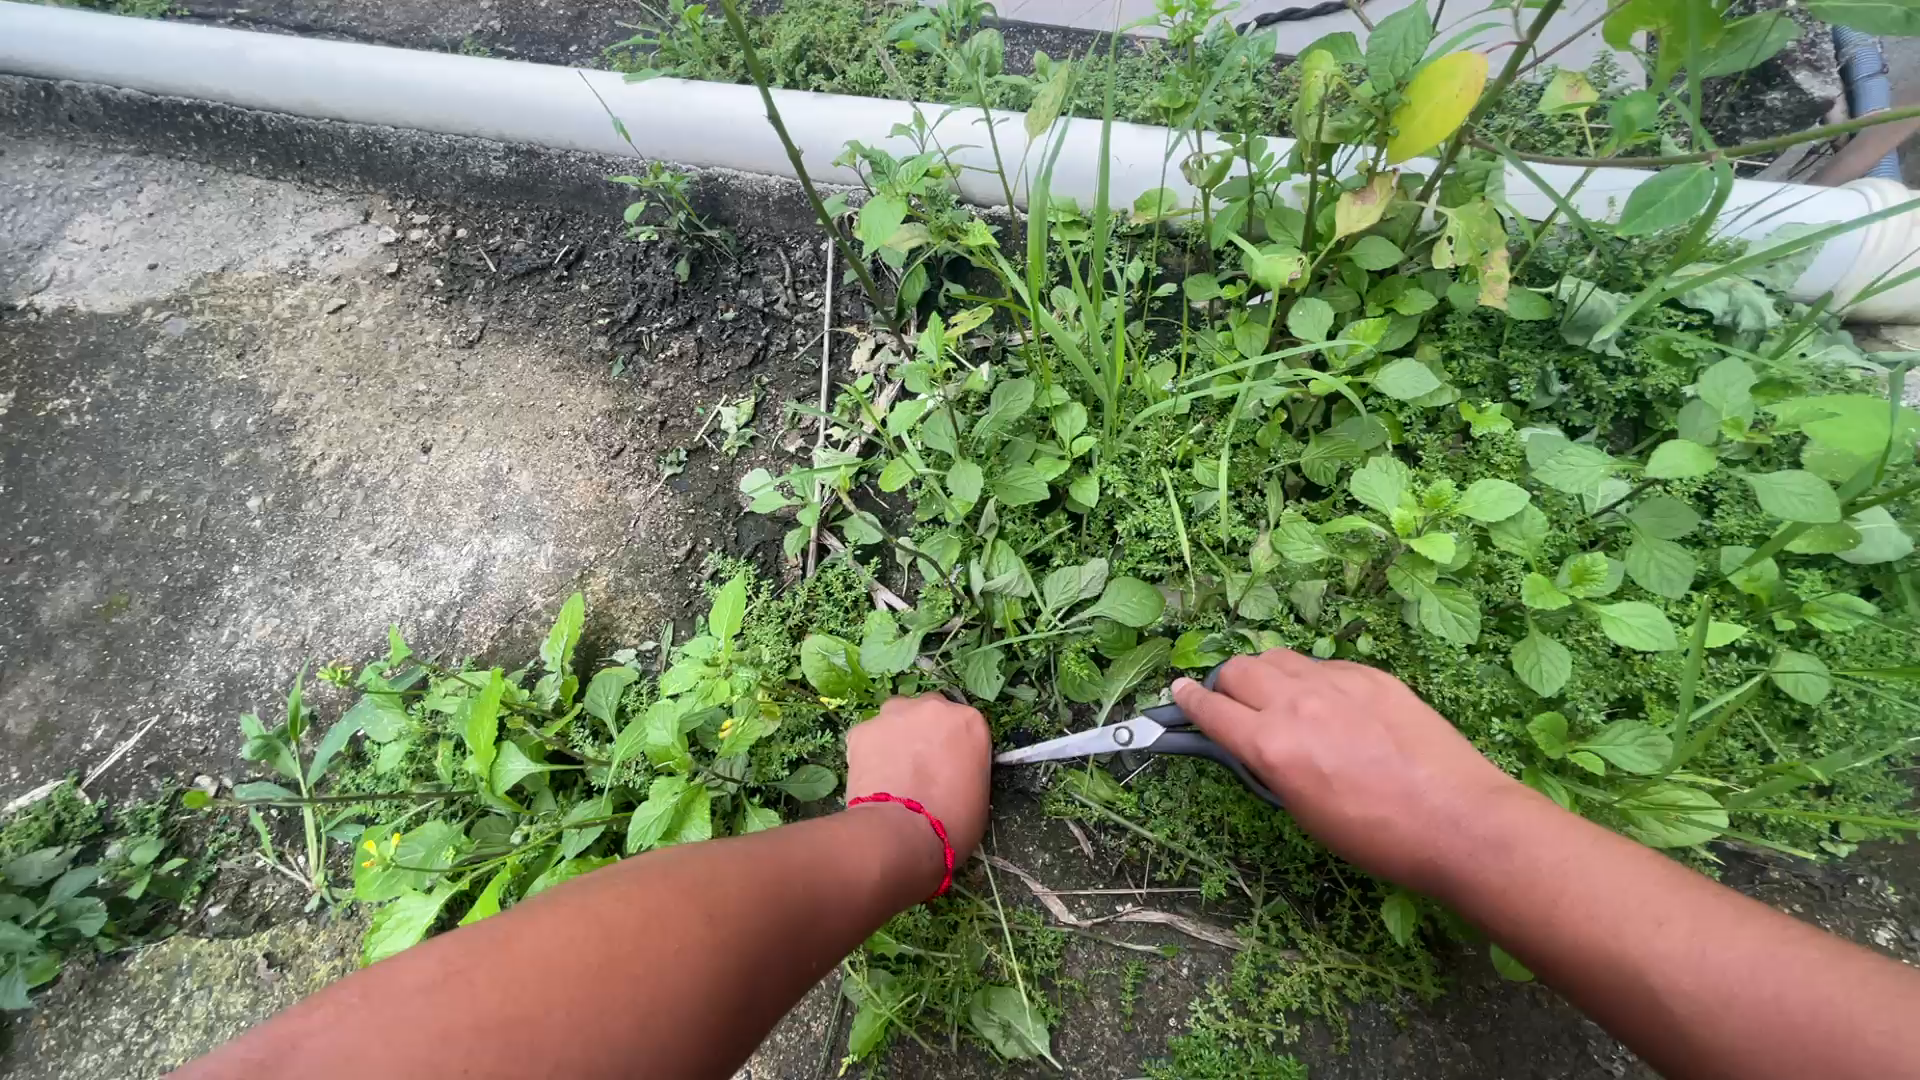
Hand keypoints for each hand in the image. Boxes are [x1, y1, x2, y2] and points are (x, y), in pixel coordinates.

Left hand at [845, 695, 991, 866]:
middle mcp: (933, 707)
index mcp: (970, 721)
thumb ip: (968, 769)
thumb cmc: (952, 824)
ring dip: (898, 735)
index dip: (955, 747)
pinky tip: (872, 779)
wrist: (900, 834)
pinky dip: (870, 753)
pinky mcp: (863, 729)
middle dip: (927, 733)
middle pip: (931, 712)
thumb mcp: (979, 796)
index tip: (949, 767)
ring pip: (897, 717)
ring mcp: (895, 714)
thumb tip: (952, 774)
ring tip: (893, 770)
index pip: (964, 727)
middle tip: (921, 767)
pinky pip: (869, 737)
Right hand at [1172, 650, 1539, 893]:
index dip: (1187, 701)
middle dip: (1224, 686)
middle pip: (1235, 670)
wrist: (1462, 823)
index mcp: (1271, 746)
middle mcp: (1294, 704)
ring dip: (1263, 674)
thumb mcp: (1301, 809)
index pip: (1209, 709)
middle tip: (1236, 706)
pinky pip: (1320, 666)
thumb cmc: (1375, 835)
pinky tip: (1331, 706)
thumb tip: (1247, 742)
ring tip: (1279, 698)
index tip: (1178, 694)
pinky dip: (1309, 680)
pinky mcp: (1369, 675)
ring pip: (1275, 657)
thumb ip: (1265, 764)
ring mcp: (1334, 683)